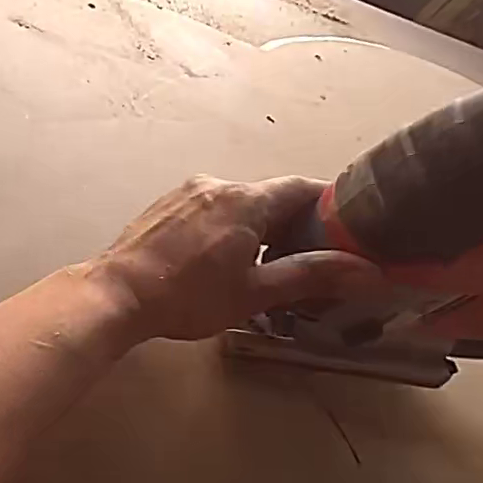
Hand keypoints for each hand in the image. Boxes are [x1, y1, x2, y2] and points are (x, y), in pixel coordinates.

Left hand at [86, 175, 382, 342]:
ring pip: (234, 204)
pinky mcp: (161, 207)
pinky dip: (220, 228)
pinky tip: (211, 261)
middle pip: (268, 197)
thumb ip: (310, 276)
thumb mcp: (253, 293)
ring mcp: (183, 193)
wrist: (115, 294)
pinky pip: (204, 210)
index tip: (339, 237)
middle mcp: (216, 185)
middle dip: (288, 226)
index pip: (304, 189)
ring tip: (251, 268)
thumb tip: (367, 272)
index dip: (327, 211)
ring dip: (251, 229)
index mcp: (246, 199)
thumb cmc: (185, 297)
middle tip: (296, 263)